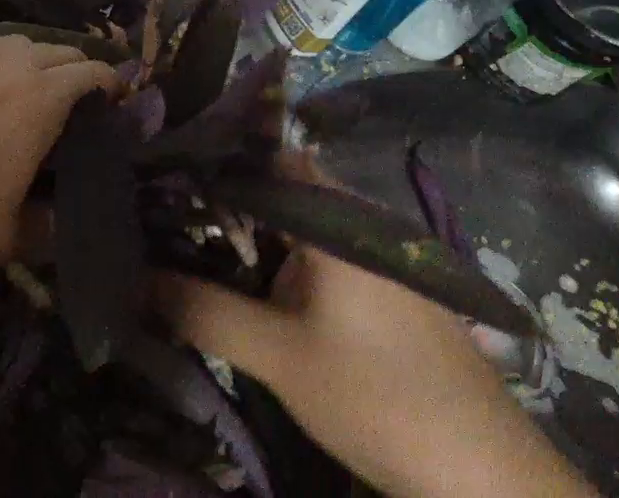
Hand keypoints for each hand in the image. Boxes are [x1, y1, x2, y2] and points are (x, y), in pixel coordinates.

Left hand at [0, 34, 115, 298]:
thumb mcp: (7, 240)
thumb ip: (51, 225)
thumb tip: (71, 219)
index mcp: (37, 100)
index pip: (91, 72)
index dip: (113, 85)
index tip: (121, 108)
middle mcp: (2, 66)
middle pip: (55, 49)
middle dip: (78, 69)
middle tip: (84, 106)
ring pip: (13, 43)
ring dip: (36, 60)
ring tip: (37, 97)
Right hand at [152, 157, 597, 497]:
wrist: (488, 480)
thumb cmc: (380, 398)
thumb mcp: (277, 356)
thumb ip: (201, 310)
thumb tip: (130, 277)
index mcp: (337, 217)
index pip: (263, 154)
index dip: (207, 155)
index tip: (152, 168)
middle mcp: (357, 222)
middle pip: (273, 190)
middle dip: (213, 201)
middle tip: (150, 214)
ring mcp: (373, 259)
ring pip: (291, 228)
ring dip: (240, 237)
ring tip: (178, 247)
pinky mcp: (380, 296)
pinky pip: (312, 259)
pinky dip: (270, 264)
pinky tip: (237, 288)